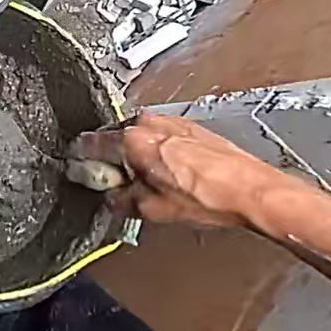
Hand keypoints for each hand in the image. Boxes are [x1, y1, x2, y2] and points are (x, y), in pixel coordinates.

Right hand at [69, 113, 295, 227]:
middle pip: (114, 137)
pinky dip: (157, 149)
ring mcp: (171, 122)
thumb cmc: (207, 198)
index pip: (90, 143)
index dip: (79, 157)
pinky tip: (169, 171)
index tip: (77, 166)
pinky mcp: (191, 126)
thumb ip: (120, 199)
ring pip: (139, 135)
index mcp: (131, 140)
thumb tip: (110, 195)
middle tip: (116, 180)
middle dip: (111, 156)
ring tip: (146, 178)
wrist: (254, 191)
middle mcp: (148, 124)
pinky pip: (161, 135)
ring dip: (135, 152)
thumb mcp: (151, 209)